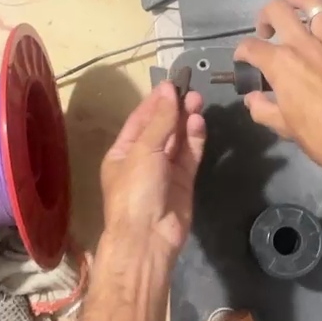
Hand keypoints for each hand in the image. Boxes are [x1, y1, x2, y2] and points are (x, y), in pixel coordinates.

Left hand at [98, 81, 206, 267]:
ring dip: (186, 121)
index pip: (140, 120)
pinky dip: (195, 139)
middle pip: (161, 128)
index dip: (156, 102)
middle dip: (174, 109)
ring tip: (198, 102)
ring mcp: (165, 171)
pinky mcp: (184, 182)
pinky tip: (199, 123)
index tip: (172, 83)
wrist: (148, 237)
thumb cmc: (135, 191)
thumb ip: (160, 121)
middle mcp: (143, 159)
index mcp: (123, 152)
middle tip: (191, 90)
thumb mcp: (143, 151)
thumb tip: (169, 90)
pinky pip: (190, 156)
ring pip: (178, 140)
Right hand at [234, 0, 321, 187]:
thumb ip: (263, 109)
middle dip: (266, 15)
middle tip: (267, 29)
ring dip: (301, 0)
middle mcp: (305, 45)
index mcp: (281, 65)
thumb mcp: (285, 128)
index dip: (242, 52)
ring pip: (316, 3)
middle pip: (278, 10)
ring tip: (297, 7)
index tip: (244, 59)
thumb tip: (253, 99)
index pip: (251, 48)